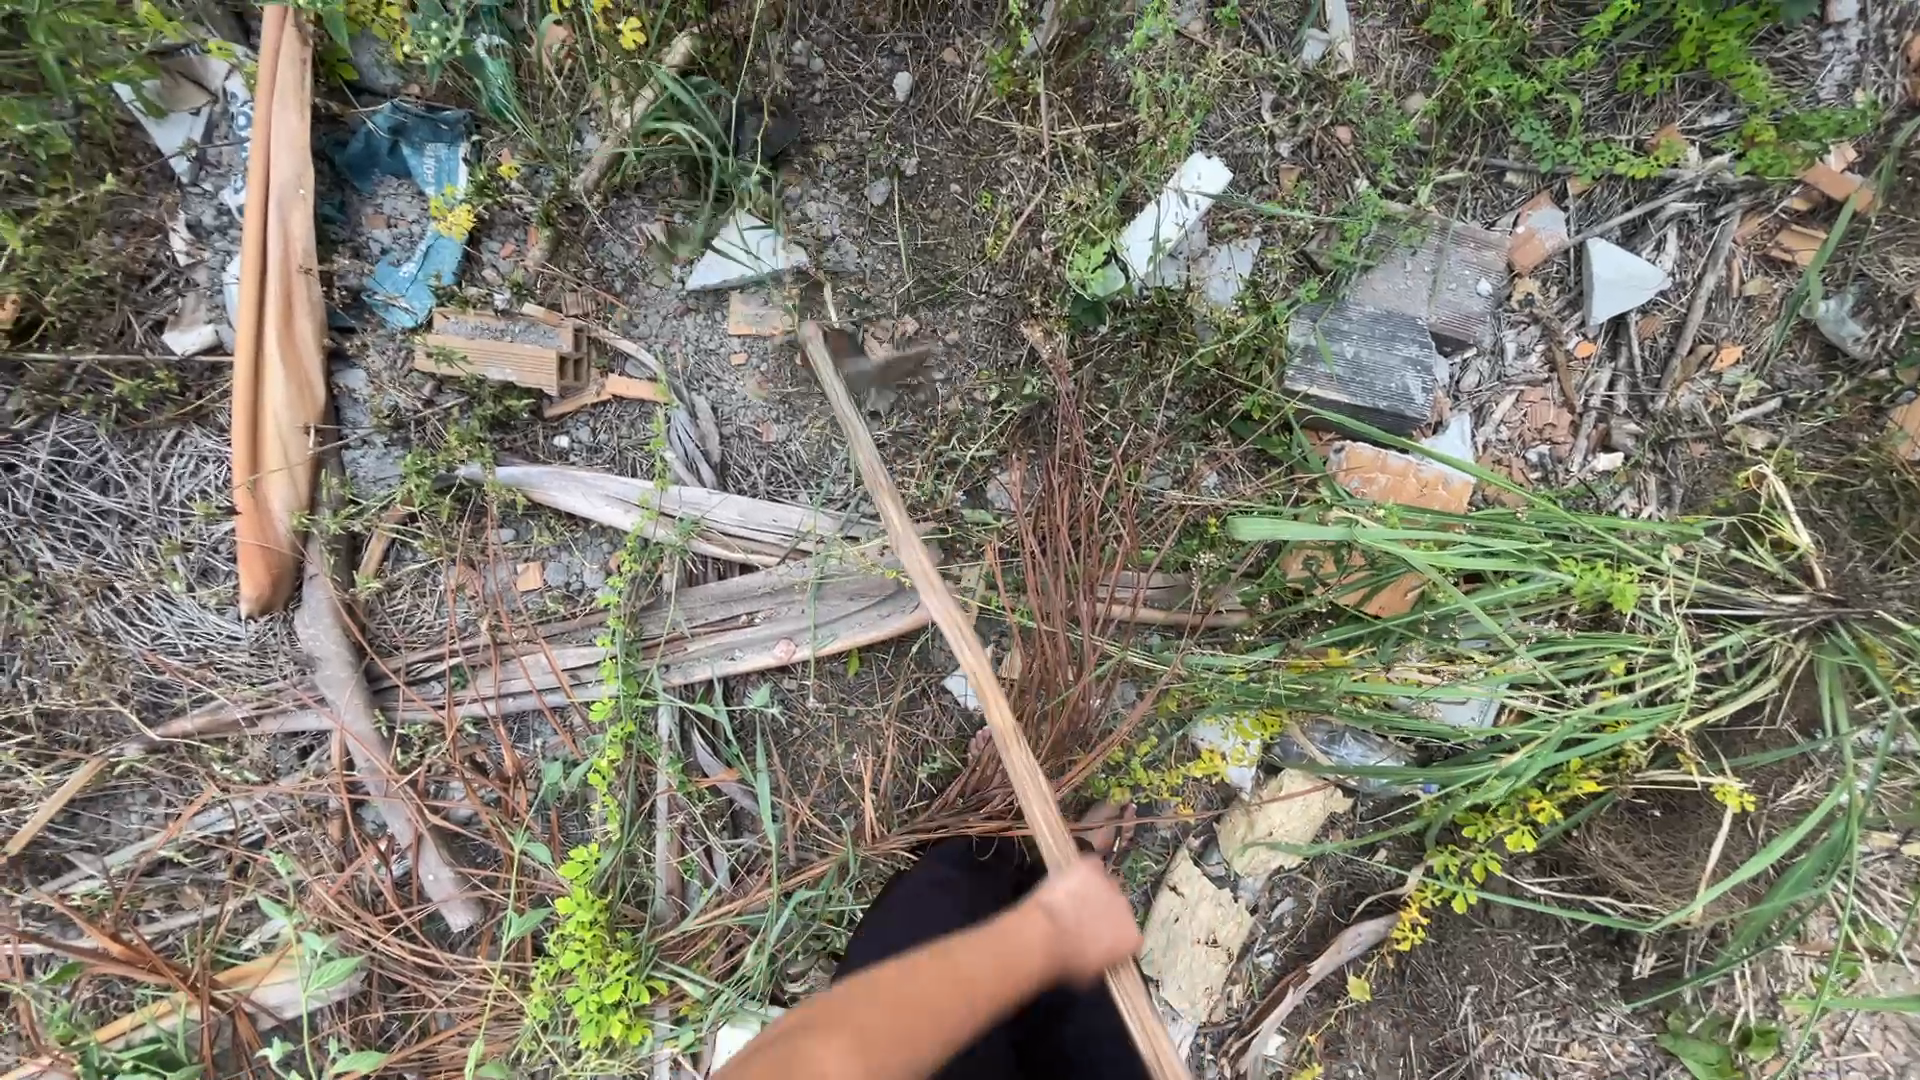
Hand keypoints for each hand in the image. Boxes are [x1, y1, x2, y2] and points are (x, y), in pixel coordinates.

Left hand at [1022, 854, 1142, 983]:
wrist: (1045, 935)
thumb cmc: (1067, 961)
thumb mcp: (1092, 972)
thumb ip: (1105, 959)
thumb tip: (1100, 955)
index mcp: (1131, 938)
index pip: (1130, 935)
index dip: (1114, 936)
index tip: (1101, 939)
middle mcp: (1127, 909)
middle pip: (1119, 907)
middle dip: (1106, 912)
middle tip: (1084, 918)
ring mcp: (1109, 884)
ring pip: (1106, 884)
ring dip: (1095, 890)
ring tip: (1074, 898)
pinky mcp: (1090, 867)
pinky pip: (1093, 865)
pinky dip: (1085, 871)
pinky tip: (1073, 878)